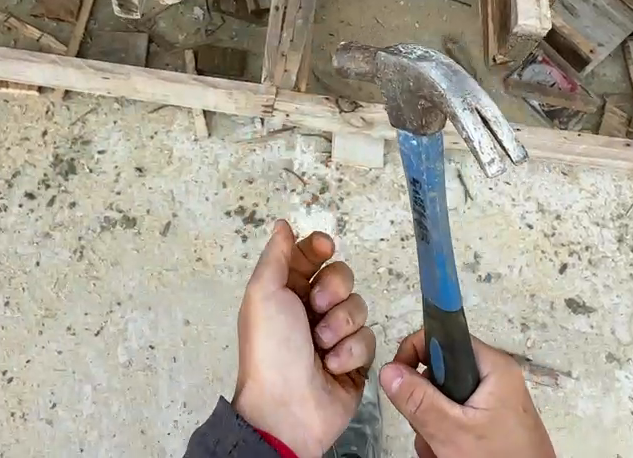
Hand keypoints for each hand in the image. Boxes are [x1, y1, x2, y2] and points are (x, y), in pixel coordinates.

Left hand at [233, 220, 376, 457]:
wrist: (286, 409)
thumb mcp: (263, 293)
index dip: (320, 247)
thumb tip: (282, 224)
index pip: (311, 254)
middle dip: (334, 289)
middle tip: (317, 308)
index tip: (324, 247)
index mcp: (287, 290)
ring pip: (358, 305)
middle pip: (341, 276)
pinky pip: (368, 338)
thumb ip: (276, 254)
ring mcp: (335, 334)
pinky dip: (351, 351)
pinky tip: (333, 365)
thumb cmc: (271, 348)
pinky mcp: (355, 360)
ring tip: (322, 346)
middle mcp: (312, 308)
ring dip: (341, 324)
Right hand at [378, 328, 555, 457]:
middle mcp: (495, 379)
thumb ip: (418, 400)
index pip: (444, 336)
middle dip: (425, 402)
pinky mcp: (494, 426)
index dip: (416, 351)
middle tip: (425, 428)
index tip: (399, 377)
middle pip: (442, 372)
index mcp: (492, 366)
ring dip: (432, 425)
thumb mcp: (452, 432)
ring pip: (446, 400)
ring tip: (437, 451)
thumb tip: (387, 369)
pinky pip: (459, 419)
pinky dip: (446, 437)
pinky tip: (445, 455)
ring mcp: (495, 404)